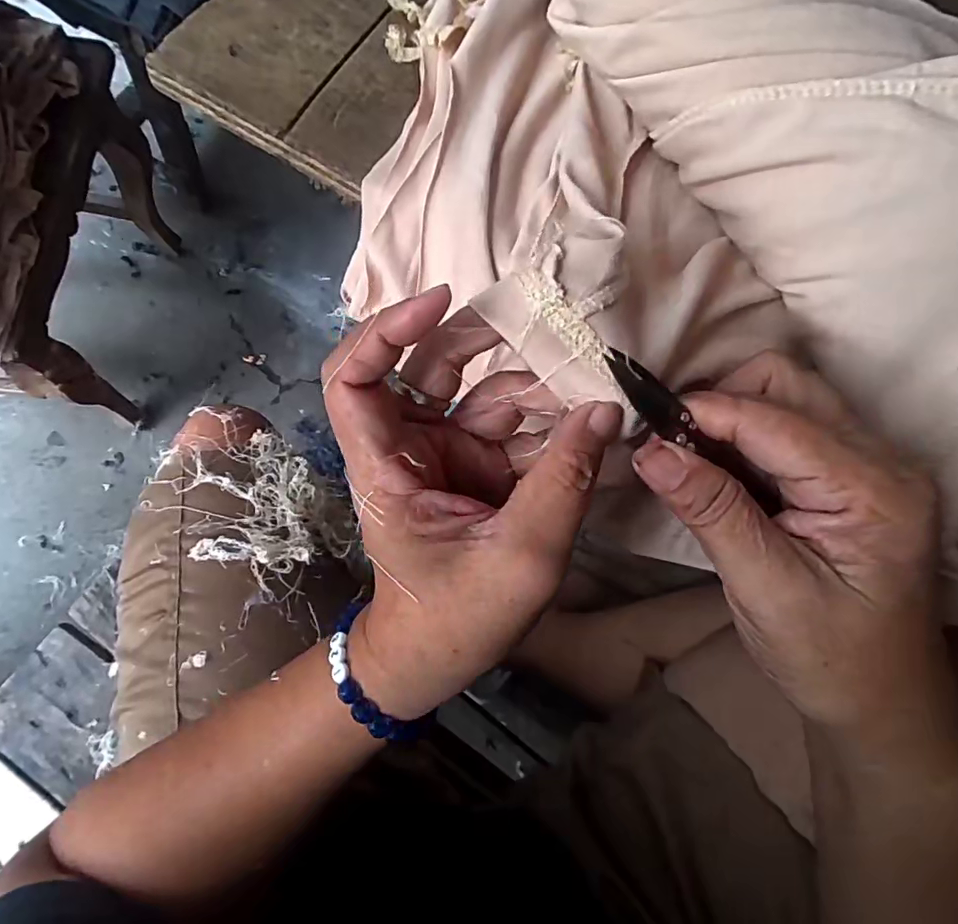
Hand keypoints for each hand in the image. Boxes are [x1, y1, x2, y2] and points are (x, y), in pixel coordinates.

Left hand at [322, 287, 623, 718]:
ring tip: (583, 390)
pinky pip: (503, 421)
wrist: (436, 656)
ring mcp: (439, 451)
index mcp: (384, 465)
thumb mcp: (521, 555)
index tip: (436, 302)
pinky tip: (582, 420)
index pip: (352, 379)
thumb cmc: (457, 617)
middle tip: (536, 328)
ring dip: (528, 384)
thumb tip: (605, 411)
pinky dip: (542, 417)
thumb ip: (564, 481)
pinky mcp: (470, 463)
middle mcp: (404, 446)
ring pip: (474, 389)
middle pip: (421, 366)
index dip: (382, 331)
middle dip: (473, 339)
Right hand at [629, 352, 945, 733]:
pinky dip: (737, 432)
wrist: (882, 705)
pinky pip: (785, 423)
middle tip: (669, 443)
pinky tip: (711, 467)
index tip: (643, 429)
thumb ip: (710, 510)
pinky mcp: (848, 473)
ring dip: (726, 412)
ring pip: (783, 394)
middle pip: (786, 382)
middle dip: (718, 398)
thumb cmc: (829, 658)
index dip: (702, 412)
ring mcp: (869, 462)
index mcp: (872, 490)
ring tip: (685, 455)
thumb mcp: (763, 588)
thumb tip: (650, 450)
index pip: (773, 419)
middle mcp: (882, 460)